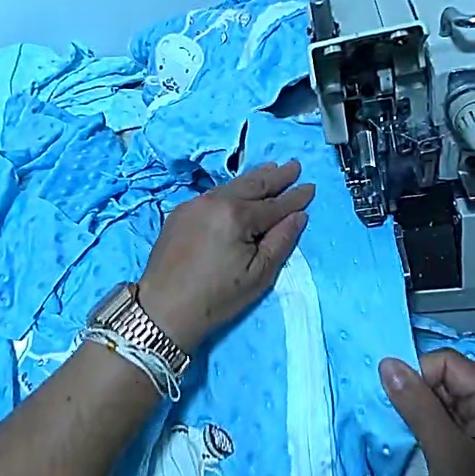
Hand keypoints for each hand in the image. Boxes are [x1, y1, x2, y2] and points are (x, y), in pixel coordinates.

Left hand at [138, 160, 314, 352]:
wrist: (163, 310)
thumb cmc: (216, 297)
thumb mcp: (258, 275)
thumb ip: (281, 241)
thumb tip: (298, 216)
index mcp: (237, 216)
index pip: (274, 204)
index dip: (295, 197)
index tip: (311, 187)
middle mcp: (216, 201)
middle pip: (253, 185)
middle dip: (276, 176)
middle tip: (295, 165)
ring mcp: (195, 203)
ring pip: (232, 185)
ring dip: (254, 177)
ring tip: (272, 168)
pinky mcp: (181, 212)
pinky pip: (214, 193)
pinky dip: (233, 188)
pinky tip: (240, 188)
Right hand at [380, 351, 474, 475]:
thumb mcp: (450, 462)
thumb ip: (418, 409)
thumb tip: (388, 363)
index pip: (447, 364)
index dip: (417, 379)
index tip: (395, 412)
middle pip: (445, 383)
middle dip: (417, 402)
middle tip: (397, 434)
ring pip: (443, 408)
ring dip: (421, 424)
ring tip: (409, 450)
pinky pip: (450, 431)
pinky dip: (430, 441)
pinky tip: (421, 461)